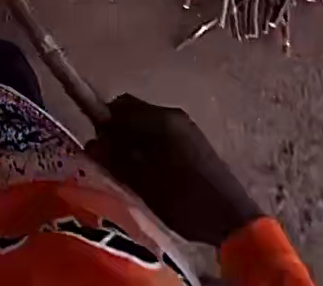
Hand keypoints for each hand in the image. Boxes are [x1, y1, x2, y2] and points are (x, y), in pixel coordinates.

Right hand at [87, 94, 262, 246]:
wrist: (230, 215)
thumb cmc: (185, 201)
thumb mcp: (145, 185)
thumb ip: (118, 161)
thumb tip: (92, 143)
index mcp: (161, 121)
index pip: (120, 106)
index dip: (103, 121)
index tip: (95, 145)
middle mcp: (172, 114)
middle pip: (133, 109)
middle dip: (117, 128)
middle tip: (108, 157)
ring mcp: (184, 124)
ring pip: (146, 120)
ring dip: (132, 136)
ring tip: (126, 167)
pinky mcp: (191, 136)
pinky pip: (160, 129)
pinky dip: (147, 141)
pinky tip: (147, 169)